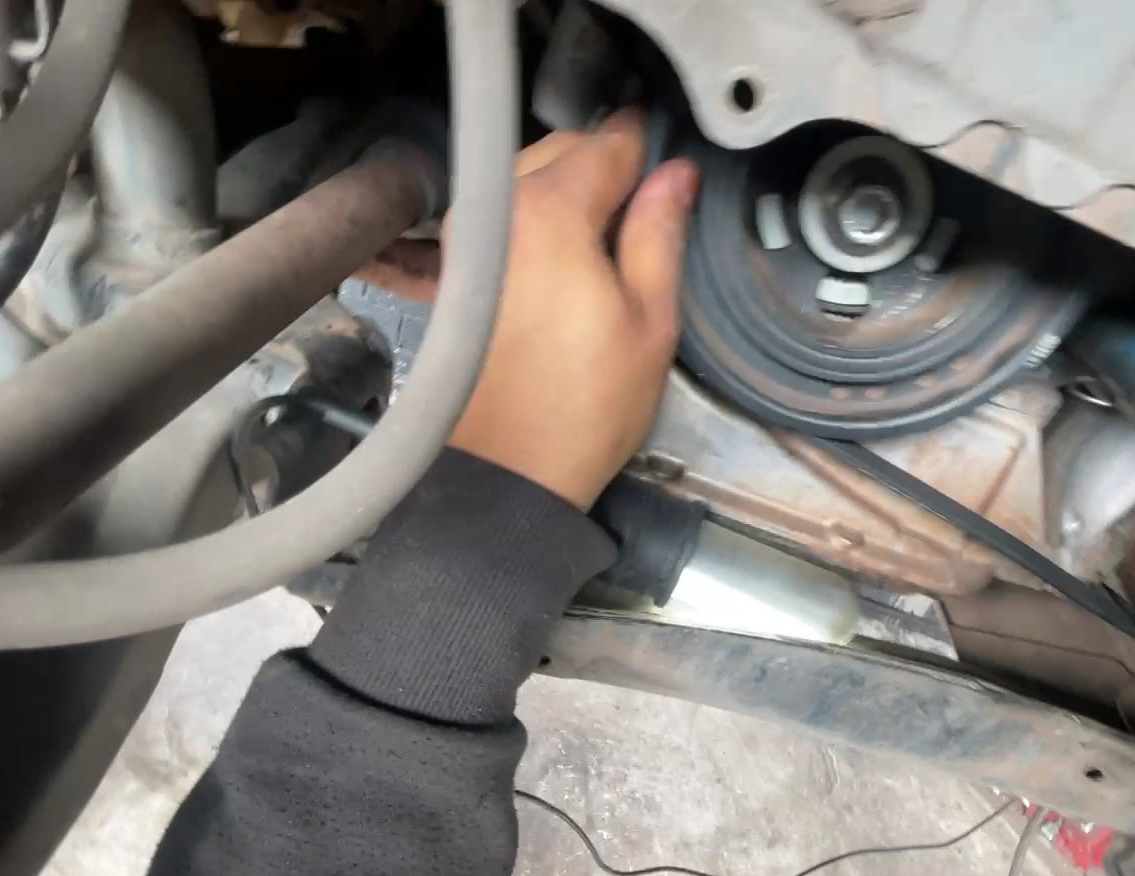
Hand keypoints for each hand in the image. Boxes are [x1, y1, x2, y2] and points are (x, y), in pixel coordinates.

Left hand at [364, 110, 698, 509]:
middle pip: (562, 151)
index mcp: (551, 213)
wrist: (511, 472)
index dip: (648, 155)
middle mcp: (497, 210)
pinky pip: (506, 216)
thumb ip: (660, 237)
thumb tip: (674, 177)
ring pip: (528, 180)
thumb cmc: (587, 409)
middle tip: (648, 215)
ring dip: (571, 195)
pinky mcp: (460, 270)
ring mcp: (469, 238)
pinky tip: (568, 261)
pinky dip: (540, 221)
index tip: (672, 174)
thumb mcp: (651, 322)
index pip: (610, 146)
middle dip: (607, 168)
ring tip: (610, 244)